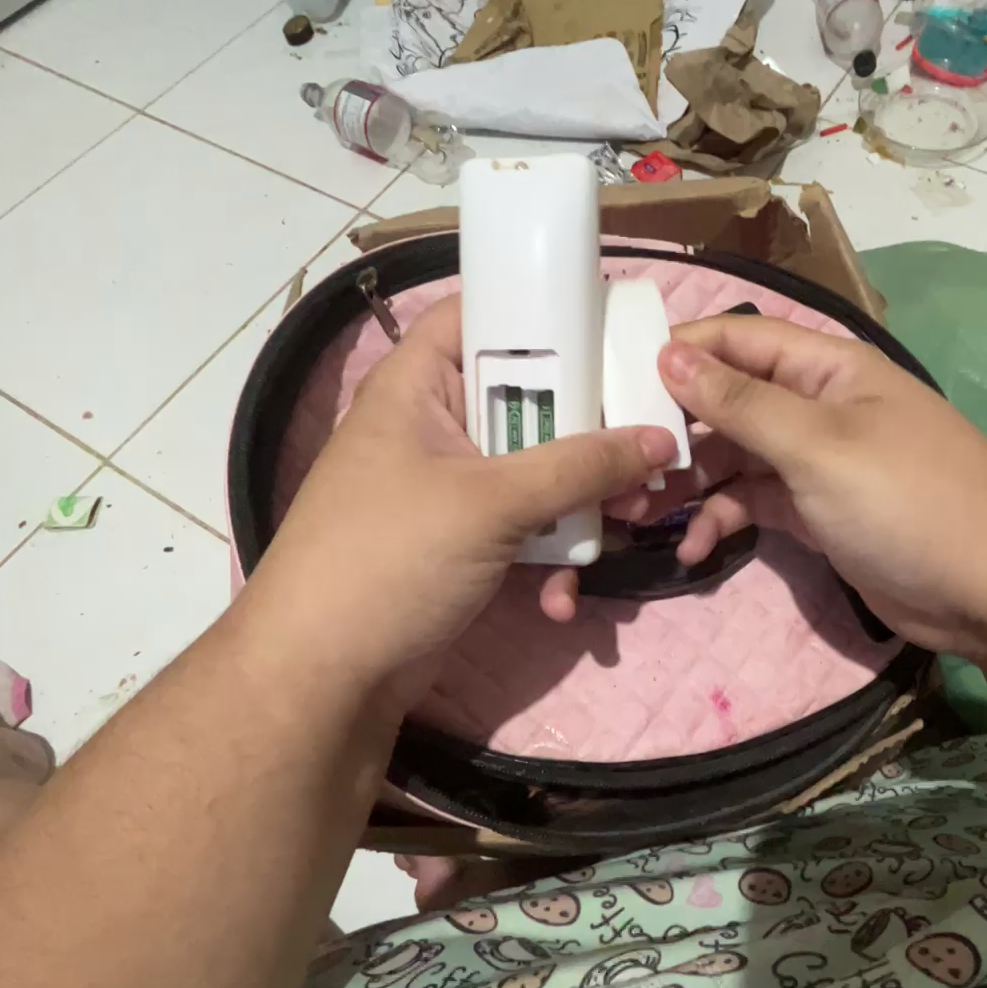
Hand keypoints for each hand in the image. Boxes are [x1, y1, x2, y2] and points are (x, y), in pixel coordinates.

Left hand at [234, 296, 677, 700]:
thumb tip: (659, 441)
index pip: (481, 313)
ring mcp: (454, 487)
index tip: (611, 330)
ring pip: (538, 469)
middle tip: (646, 451)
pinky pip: (528, 527)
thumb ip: (580, 467)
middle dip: (591, 431)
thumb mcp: (490, 502)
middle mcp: (438, 426)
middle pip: (530, 399)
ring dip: (583, 503)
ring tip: (627, 524)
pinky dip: (551, 556)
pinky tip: (564, 598)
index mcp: (420, 385)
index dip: (543, 311)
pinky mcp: (468, 540)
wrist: (327, 676)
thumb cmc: (392, 557)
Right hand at [593, 315, 986, 655]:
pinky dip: (721, 522)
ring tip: (638, 515)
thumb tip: (670, 354)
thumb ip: (742, 402)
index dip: (677, 352)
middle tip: (617, 464)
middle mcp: (814, 406)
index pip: (736, 339)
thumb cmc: (908, 501)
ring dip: (689, 484)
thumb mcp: (819, 445)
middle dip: (672, 430)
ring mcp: (812, 462)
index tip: (612, 378)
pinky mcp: (811, 511)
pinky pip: (751, 503)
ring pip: (732, 458)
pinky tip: (693, 548)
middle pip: (725, 402)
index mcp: (825, 368)